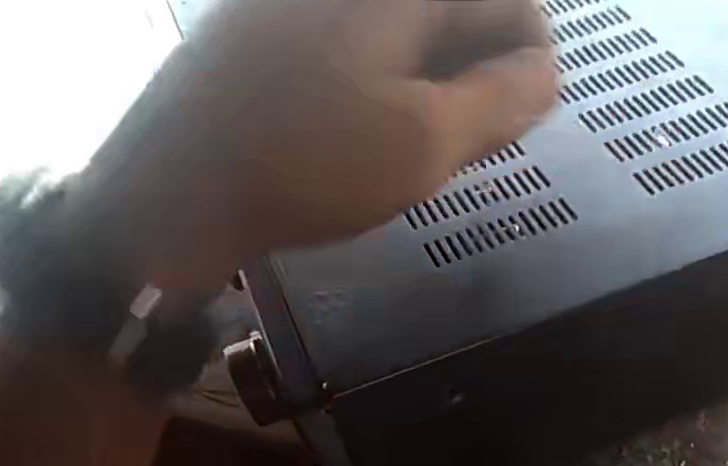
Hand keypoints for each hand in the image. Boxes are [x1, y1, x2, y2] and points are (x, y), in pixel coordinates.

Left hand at [76, 0, 559, 288]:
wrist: (180, 186)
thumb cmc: (313, 163)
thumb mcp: (424, 140)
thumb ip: (498, 101)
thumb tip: (548, 72)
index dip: (531, 51)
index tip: (534, 111)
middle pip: (450, 12)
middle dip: (483, 69)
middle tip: (486, 139)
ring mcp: (306, 5)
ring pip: (407, 33)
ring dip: (440, 82)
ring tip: (439, 146)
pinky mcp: (275, 35)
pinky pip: (363, 48)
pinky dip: (393, 86)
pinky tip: (386, 134)